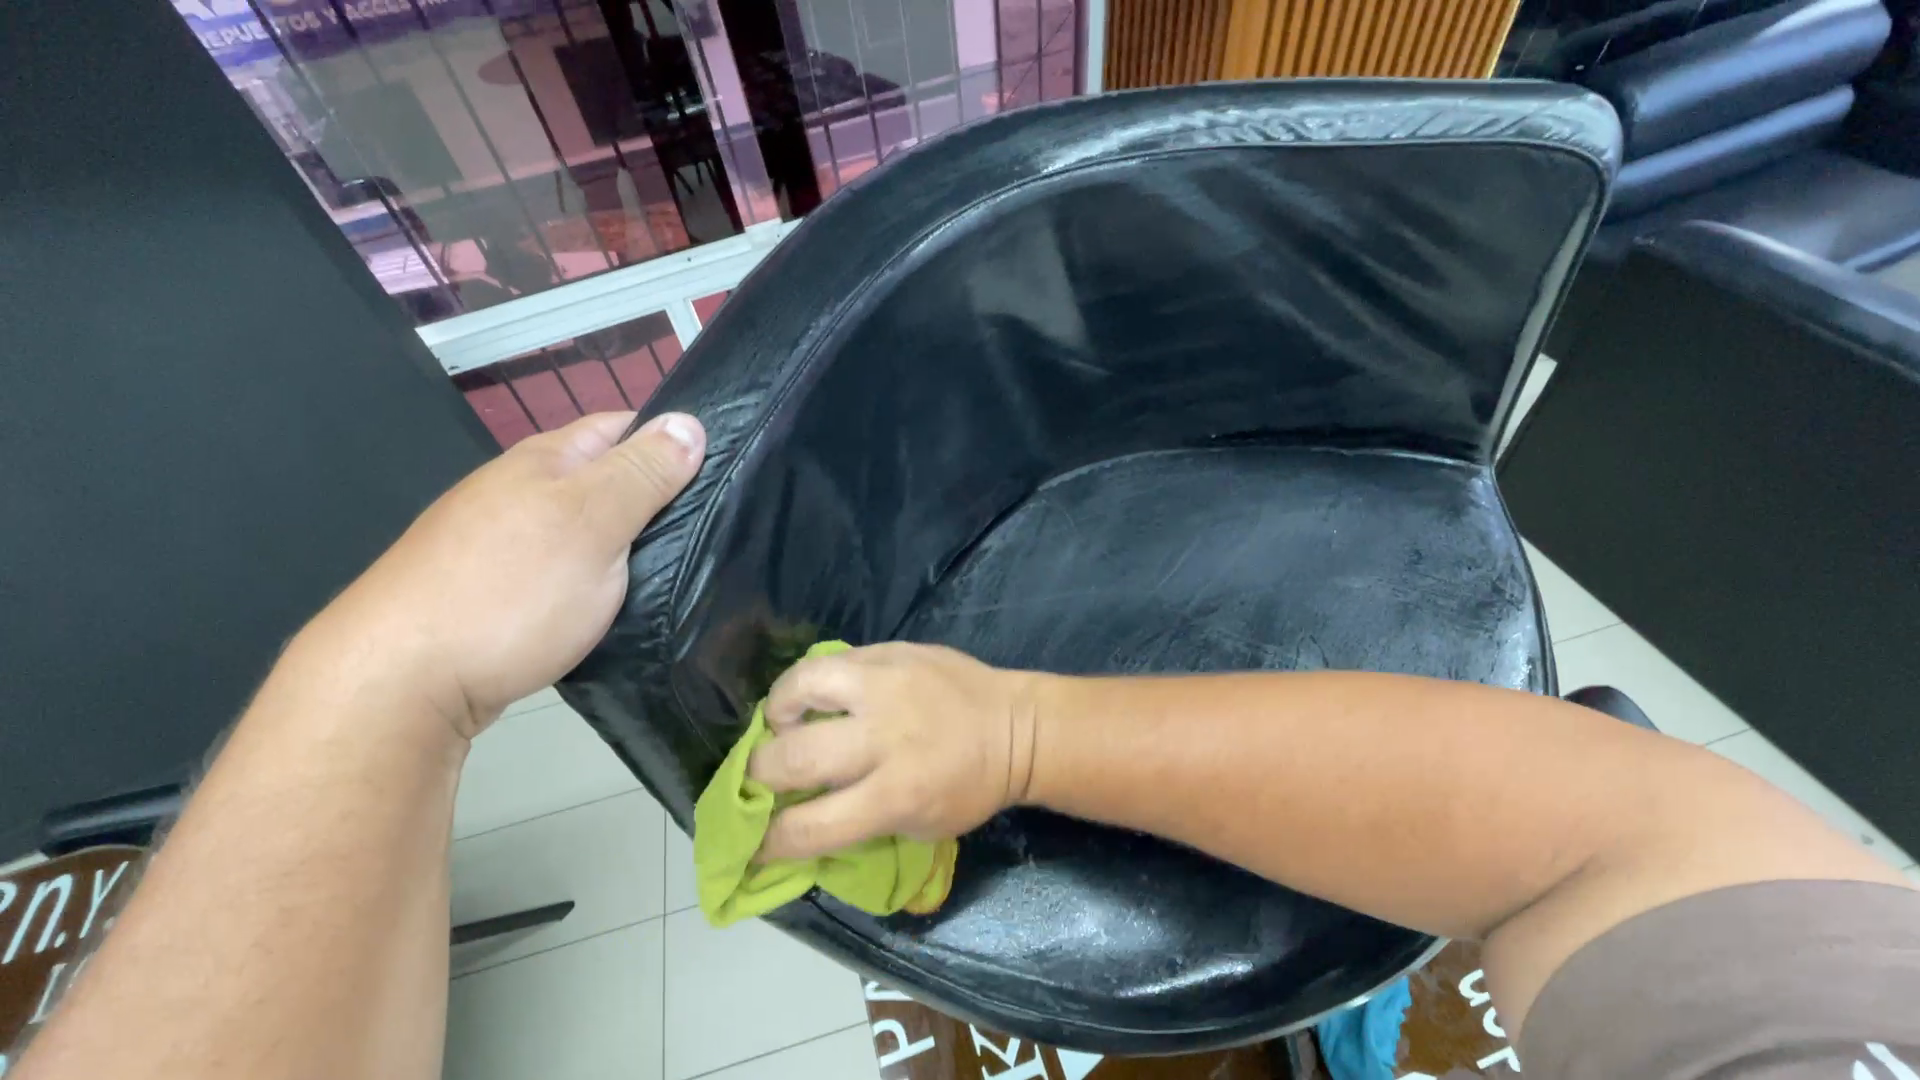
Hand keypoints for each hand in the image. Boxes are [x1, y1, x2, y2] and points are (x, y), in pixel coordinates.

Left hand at [298, 411, 704, 739]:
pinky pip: (564, 567)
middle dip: (657, 497)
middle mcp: (519, 489)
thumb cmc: (511, 589)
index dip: (673, 439)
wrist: (402, 682)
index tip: (724, 473)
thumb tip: (691, 421)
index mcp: (546, 460)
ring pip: (586, 527)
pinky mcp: (496, 590)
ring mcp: (501, 541)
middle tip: (713, 529)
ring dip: (628, 542)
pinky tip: (616, 604)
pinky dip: (598, 577)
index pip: (624, 425)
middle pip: (606, 478)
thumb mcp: (593, 522)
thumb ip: (643, 474)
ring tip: (677, 568)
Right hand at [747, 643, 1043, 859]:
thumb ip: (859, 821)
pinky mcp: (892, 652)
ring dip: (778, 710)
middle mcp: (885, 739)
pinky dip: (812, 682)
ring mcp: (887, 686)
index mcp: (896, 795)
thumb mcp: (919, 825)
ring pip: (801, 685)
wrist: (1018, 728)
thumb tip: (799, 817)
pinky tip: (816, 695)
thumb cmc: (970, 787)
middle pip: (794, 758)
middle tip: (760, 777)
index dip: (768, 842)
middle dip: (759, 774)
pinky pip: (832, 660)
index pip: (809, 827)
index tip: (752, 843)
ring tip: (784, 722)